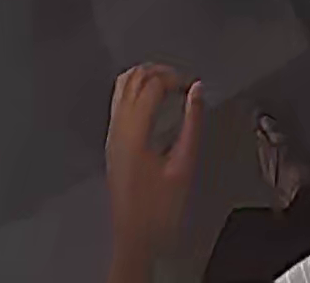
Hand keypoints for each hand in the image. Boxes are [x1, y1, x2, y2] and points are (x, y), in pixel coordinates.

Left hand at [106, 64, 203, 271]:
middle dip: (162, 71)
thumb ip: (193, 122)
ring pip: (123, 83)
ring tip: (170, 83)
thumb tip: (197, 89)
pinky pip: (119, 98)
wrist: (135, 239)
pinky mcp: (112, 140)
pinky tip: (153, 98)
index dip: (176, 78)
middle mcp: (118, 128)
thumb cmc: (161, 208)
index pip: (153, 84)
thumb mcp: (184, 165)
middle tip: (183, 81)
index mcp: (134, 133)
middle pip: (135, 77)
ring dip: (147, 76)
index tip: (193, 86)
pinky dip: (137, 87)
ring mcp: (112, 133)